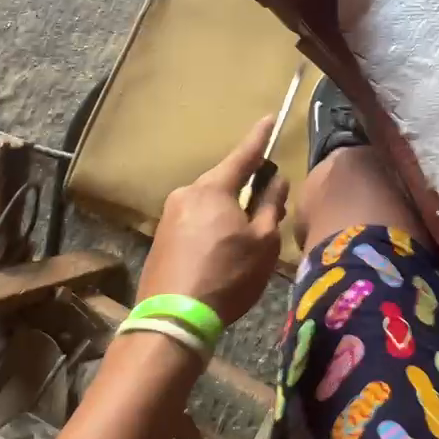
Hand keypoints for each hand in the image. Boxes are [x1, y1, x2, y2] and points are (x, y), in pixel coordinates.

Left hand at [136, 116, 290, 325]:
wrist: (174, 320)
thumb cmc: (227, 276)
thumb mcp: (263, 242)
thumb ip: (272, 205)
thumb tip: (277, 180)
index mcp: (213, 188)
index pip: (243, 154)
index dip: (260, 137)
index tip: (270, 118)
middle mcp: (187, 193)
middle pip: (226, 181)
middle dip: (248, 188)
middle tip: (272, 205)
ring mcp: (169, 216)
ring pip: (210, 202)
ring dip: (231, 210)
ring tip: (249, 237)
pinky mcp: (160, 238)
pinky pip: (195, 220)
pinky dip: (213, 226)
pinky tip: (223, 251)